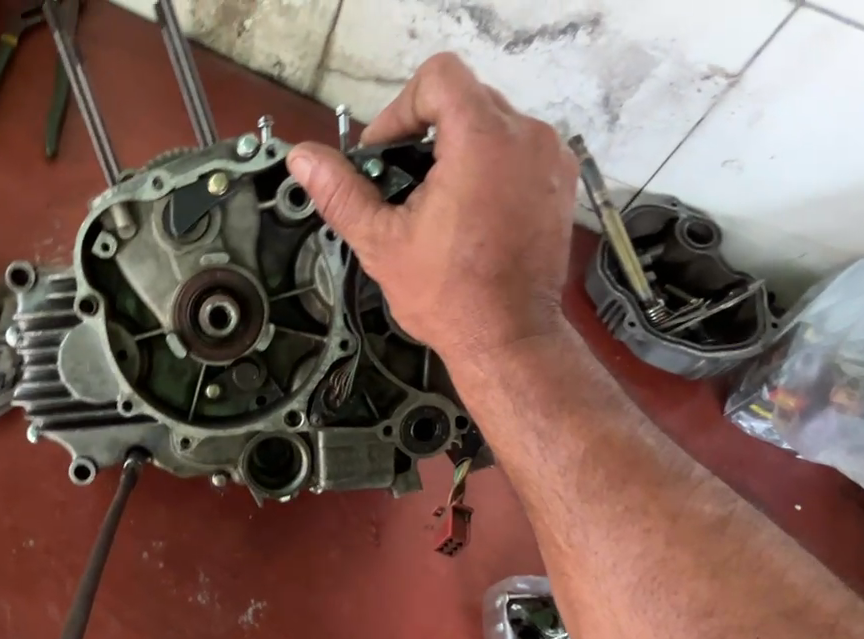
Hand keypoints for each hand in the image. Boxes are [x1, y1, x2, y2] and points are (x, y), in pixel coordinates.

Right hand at [287, 54, 579, 359]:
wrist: (506, 336)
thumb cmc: (449, 296)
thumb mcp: (380, 242)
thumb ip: (341, 192)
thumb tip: (304, 159)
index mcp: (481, 140)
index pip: (438, 78)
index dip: (400, 110)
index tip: (385, 155)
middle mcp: (525, 136)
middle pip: (463, 99)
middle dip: (424, 135)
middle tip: (400, 185)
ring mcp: (548, 157)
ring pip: (490, 125)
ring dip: (455, 152)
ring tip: (434, 205)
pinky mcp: (559, 181)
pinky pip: (517, 151)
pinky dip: (487, 168)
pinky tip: (467, 214)